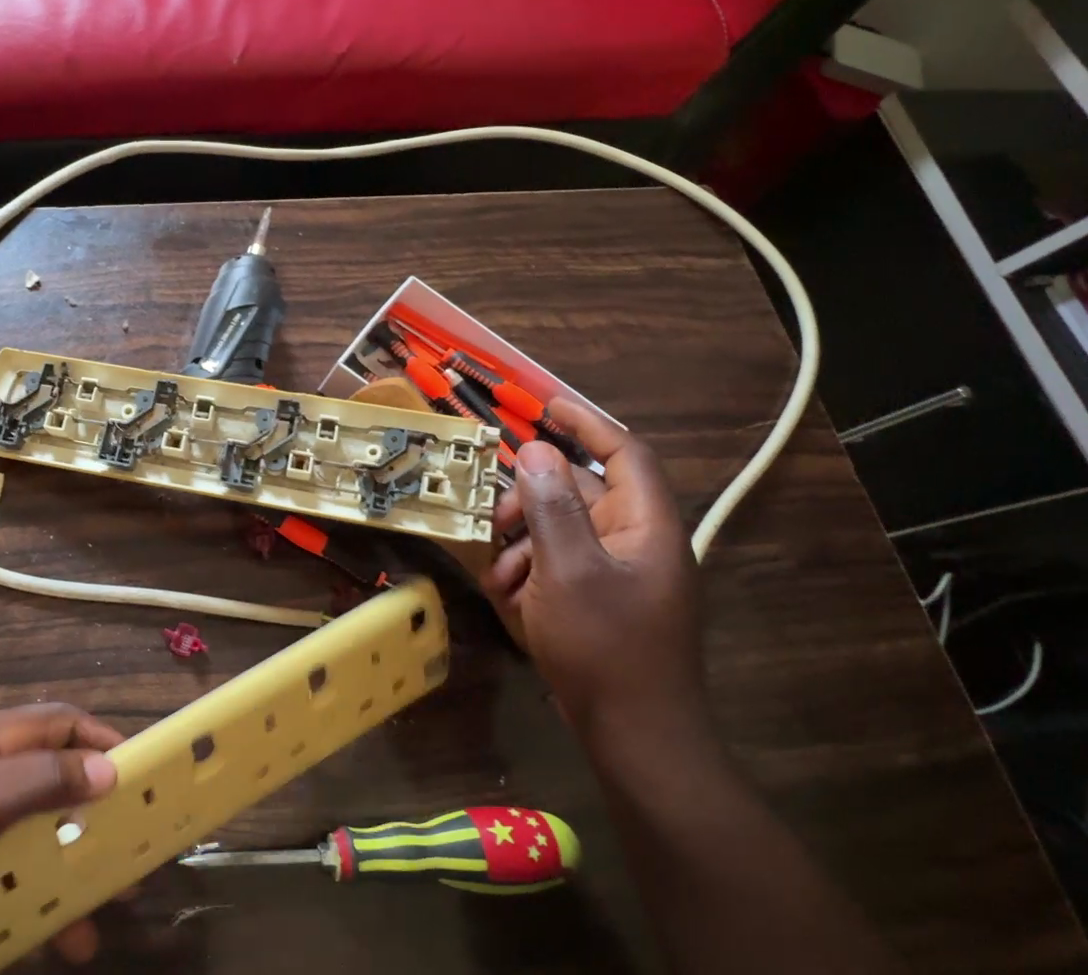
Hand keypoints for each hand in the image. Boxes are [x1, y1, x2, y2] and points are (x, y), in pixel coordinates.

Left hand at [0, 703, 123, 956]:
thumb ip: (42, 780)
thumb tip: (109, 764)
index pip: (63, 722)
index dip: (106, 740)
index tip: (143, 780)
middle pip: (50, 781)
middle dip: (92, 821)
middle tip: (125, 865)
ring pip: (24, 832)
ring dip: (60, 871)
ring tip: (85, 924)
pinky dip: (20, 891)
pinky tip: (28, 932)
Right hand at [479, 400, 706, 742]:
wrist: (636, 735)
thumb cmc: (605, 647)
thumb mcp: (567, 570)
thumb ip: (551, 507)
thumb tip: (535, 451)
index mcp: (647, 525)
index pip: (623, 453)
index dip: (587, 422)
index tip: (543, 404)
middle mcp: (639, 542)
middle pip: (582, 494)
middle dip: (531, 500)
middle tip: (492, 517)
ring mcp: (622, 575)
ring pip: (563, 532)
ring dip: (523, 543)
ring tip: (496, 573)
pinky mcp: (604, 602)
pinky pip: (562, 567)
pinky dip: (531, 573)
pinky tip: (509, 598)